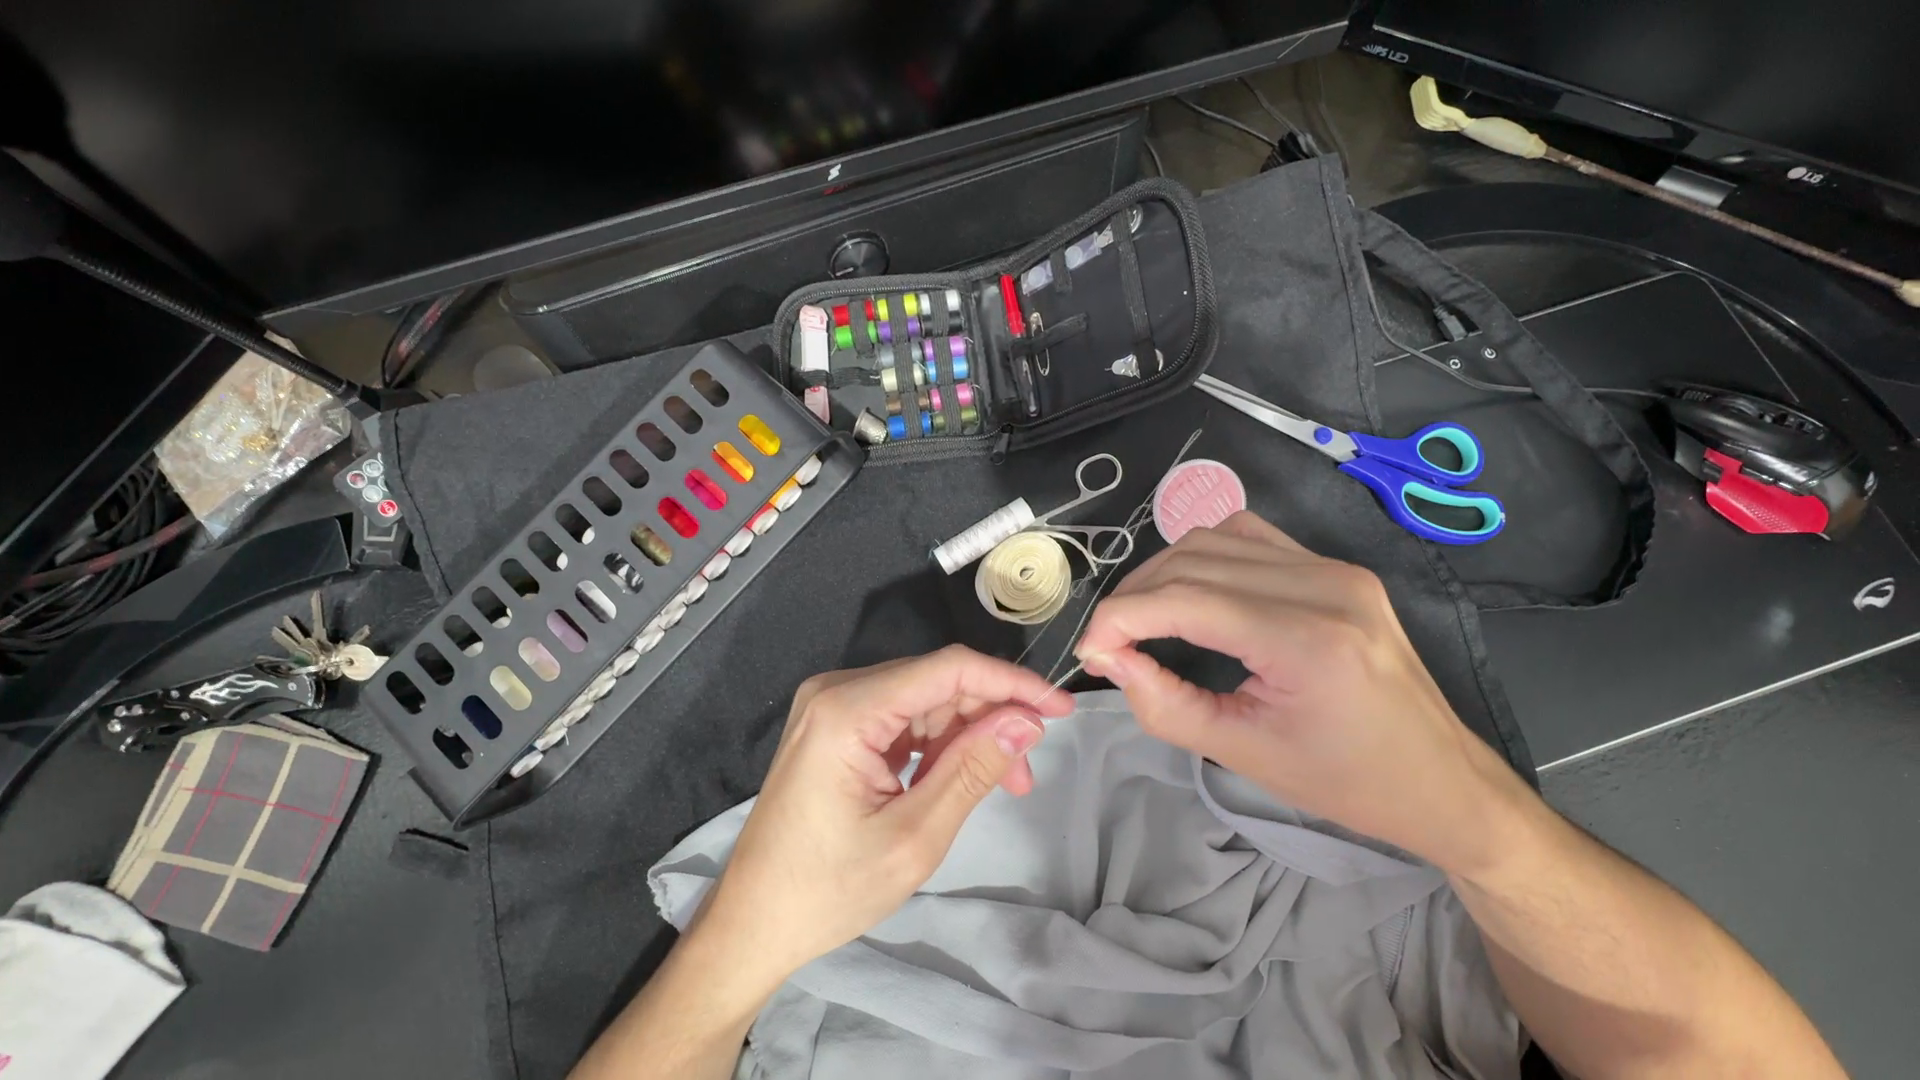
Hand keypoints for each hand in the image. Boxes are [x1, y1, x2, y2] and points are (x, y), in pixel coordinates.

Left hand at [690, 645, 1071, 991]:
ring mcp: (831, 708)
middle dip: (990, 718)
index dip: (1011, 683)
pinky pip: (901, 719)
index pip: (948, 668)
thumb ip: (972, 770)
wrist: (752, 923)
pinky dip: (938, 745)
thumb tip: (1028, 723)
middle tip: (1028, 772)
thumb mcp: (914, 836)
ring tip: (1005, 784)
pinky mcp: (833, 728)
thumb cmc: (829, 890)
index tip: (1060, 710)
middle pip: (936, 681)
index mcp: (847, 710)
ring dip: (968, 735)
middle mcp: (836, 691)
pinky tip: (960, 777)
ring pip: (923, 700)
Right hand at [1074, 512, 1531, 871]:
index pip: (1186, 599)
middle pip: (1196, 560)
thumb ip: (1163, 703)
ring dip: (1167, 572)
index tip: (1089, 650)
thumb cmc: (1347, 782)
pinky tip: (1194, 592)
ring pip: (1220, 537)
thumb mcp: (1244, 754)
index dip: (1121, 617)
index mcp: (1306, 639)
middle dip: (1136, 596)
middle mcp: (1324, 585)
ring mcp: (1336, 569)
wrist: (1442, 781)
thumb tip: (1107, 657)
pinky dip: (1208, 557)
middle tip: (1110, 642)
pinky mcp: (1338, 569)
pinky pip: (1254, 537)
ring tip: (1143, 618)